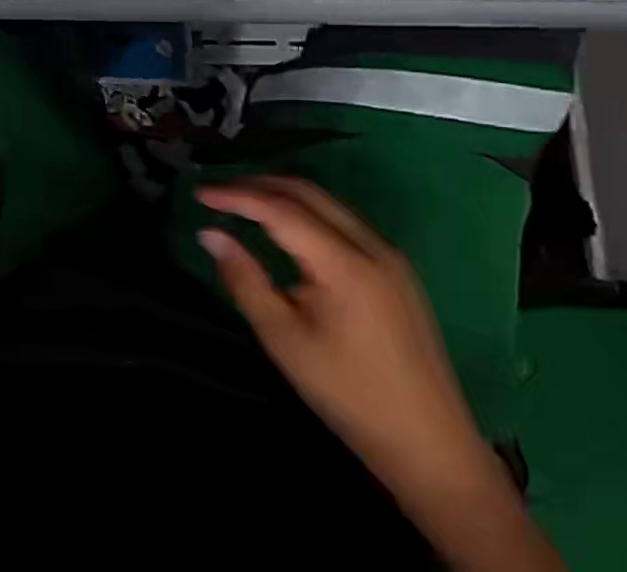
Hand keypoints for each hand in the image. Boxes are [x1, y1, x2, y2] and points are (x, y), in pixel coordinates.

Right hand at [196, 176, 493, 486]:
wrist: (428, 441)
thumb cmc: (347, 393)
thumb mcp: (282, 338)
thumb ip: (244, 279)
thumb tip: (210, 234)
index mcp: (344, 263)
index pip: (281, 208)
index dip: (236, 195)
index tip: (198, 192)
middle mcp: (371, 245)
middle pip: (307, 192)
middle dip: (258, 184)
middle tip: (216, 191)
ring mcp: (389, 254)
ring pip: (328, 202)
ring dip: (282, 193)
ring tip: (241, 201)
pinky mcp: (396, 268)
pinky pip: (343, 220)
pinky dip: (306, 210)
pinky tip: (285, 226)